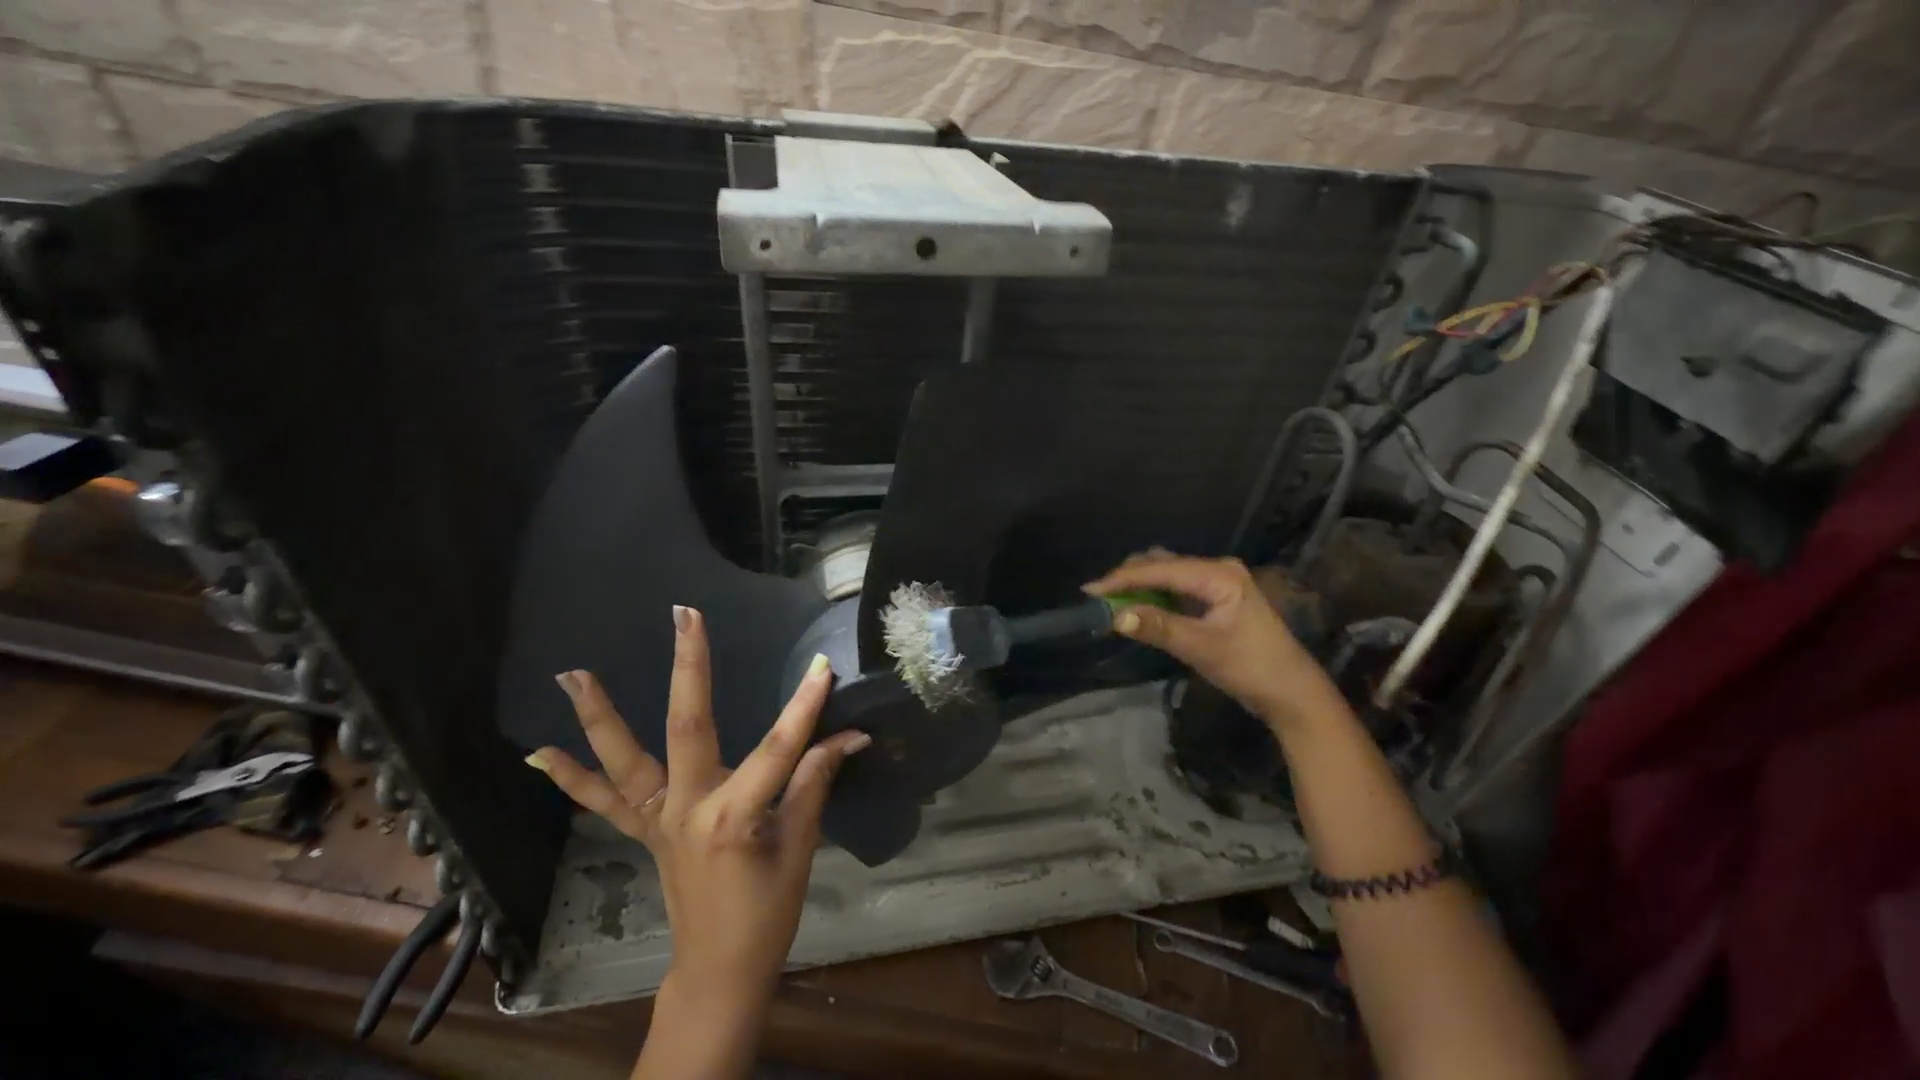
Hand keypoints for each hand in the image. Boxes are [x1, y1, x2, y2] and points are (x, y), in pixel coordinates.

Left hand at [524, 606, 870, 1012]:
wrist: (720, 966)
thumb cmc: (767, 912)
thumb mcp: (799, 849)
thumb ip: (814, 784)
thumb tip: (850, 735)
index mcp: (733, 816)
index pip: (778, 748)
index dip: (803, 707)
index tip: (821, 667)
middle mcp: (687, 809)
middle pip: (688, 727)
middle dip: (690, 667)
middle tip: (685, 616)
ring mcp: (658, 819)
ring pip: (622, 762)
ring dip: (597, 716)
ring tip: (572, 673)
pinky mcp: (644, 830)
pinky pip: (604, 803)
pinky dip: (571, 778)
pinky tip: (538, 754)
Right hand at [1086, 552, 1337, 726]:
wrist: (1292, 693)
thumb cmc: (1252, 668)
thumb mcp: (1203, 649)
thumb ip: (1159, 628)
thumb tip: (1116, 617)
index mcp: (1219, 574)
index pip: (1160, 570)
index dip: (1123, 579)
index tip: (1089, 591)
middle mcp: (1218, 570)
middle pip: (1163, 564)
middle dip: (1129, 577)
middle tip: (1098, 598)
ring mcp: (1219, 584)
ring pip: (1169, 574)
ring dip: (1140, 585)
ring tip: (1111, 601)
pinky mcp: (1218, 599)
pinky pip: (1178, 588)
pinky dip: (1155, 595)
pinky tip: (1138, 607)